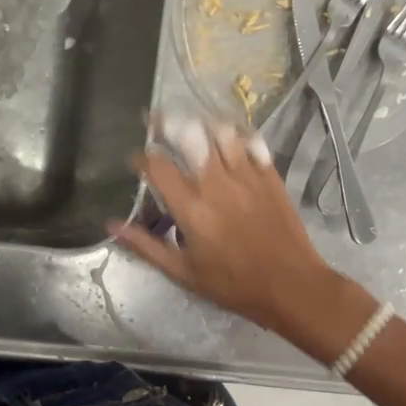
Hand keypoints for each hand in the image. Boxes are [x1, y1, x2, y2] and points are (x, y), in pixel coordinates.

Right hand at [110, 123, 365, 346]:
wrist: (292, 286)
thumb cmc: (233, 284)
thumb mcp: (183, 272)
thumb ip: (146, 245)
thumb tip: (112, 225)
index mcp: (191, 208)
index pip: (157, 167)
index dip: (141, 157)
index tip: (134, 158)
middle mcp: (217, 184)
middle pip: (189, 137)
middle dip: (168, 123)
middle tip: (155, 119)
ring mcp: (247, 177)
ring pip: (221, 133)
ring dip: (201, 123)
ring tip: (190, 120)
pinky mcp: (270, 176)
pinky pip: (252, 142)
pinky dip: (235, 133)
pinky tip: (227, 133)